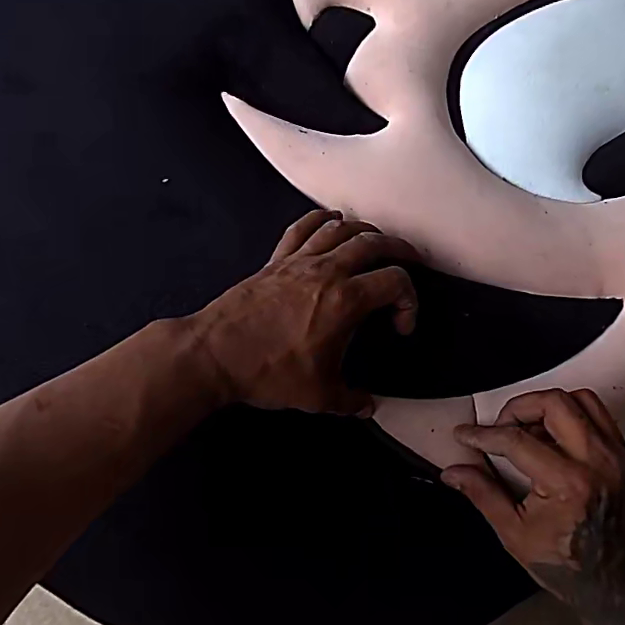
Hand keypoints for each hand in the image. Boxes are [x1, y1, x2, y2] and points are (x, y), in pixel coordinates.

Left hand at [188, 209, 419, 415]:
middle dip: (400, 249)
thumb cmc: (264, 371)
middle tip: (410, 259)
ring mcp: (298, 262)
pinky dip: (321, 220)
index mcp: (344, 301)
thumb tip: (364, 405)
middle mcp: (324, 273)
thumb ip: (350, 401)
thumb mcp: (318, 396)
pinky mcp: (275, 262)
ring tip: (377, 240)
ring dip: (366, 230)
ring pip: (341, 228)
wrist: (214, 355)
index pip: (395, 282)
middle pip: (374, 242)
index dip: (410, 301)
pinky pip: (302, 228)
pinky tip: (330, 221)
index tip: (400, 323)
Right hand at [442, 389, 624, 624]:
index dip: (483, 434)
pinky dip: (572, 417)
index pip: (516, 439)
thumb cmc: (570, 567)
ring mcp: (617, 459)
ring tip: (528, 429)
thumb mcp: (514, 533)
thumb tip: (455, 473)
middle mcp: (598, 464)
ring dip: (548, 407)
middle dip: (517, 408)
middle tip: (500, 426)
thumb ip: (482, 494)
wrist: (616, 589)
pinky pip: (599, 417)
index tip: (467, 435)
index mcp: (568, 484)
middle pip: (553, 403)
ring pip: (581, 400)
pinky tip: (553, 438)